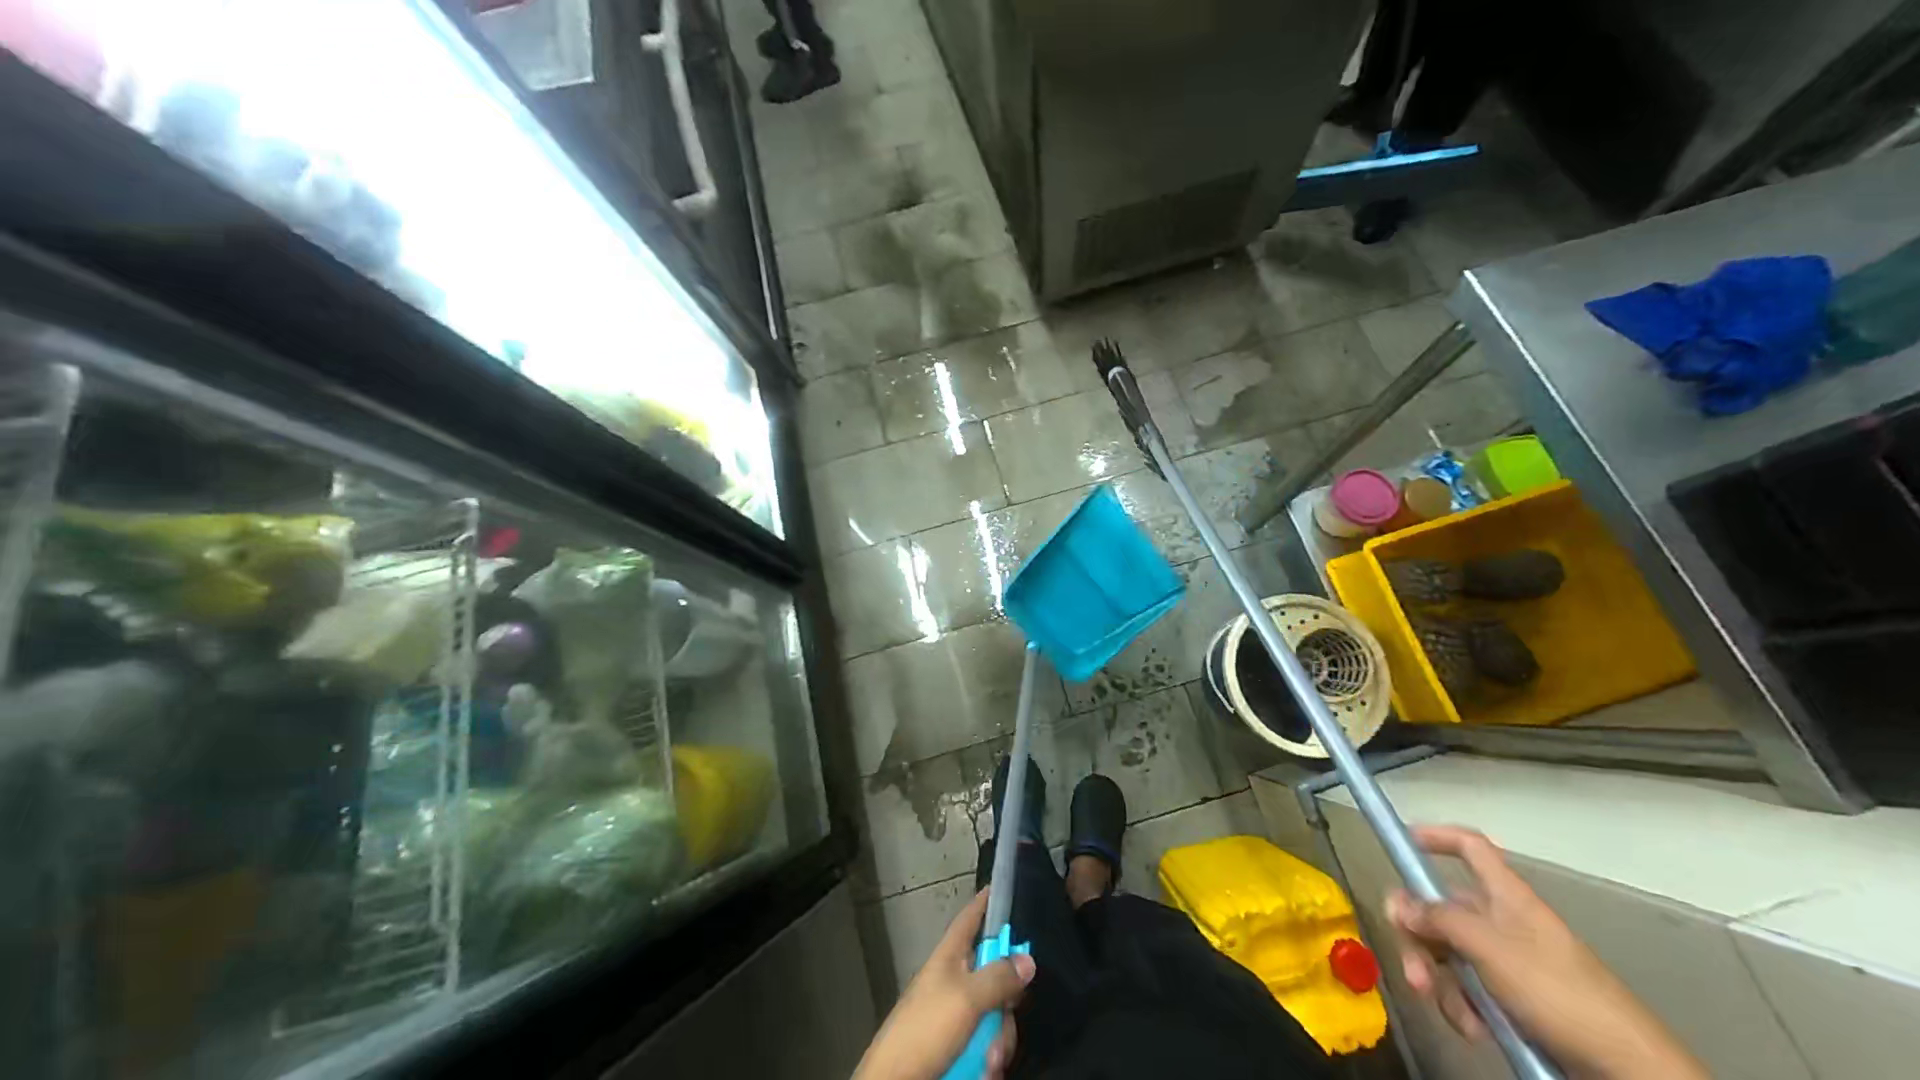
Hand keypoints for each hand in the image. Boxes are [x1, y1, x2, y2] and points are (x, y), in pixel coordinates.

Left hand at [852, 888, 1035, 1079]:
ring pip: (996, 1016)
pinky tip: (985, 1073)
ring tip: (989, 1063)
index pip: (970, 919)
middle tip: (1008, 1014)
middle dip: (1006, 1002)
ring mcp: (956, 1016)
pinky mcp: (959, 1046)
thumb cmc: (926, 1029)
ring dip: (999, 1041)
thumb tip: (1027, 958)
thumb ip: (998, 978)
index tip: (1001, 888)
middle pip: (995, 975)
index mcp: (949, 958)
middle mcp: (955, 982)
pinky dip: (990, 1061)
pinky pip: (988, 1044)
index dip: (985, 903)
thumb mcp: (966, 999)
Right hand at [1385, 826, 1709, 1079]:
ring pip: (1449, 953)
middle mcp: (1503, 922)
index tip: (1402, 843)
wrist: (1625, 1069)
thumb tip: (1402, 904)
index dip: (1437, 838)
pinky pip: (1467, 988)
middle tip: (1411, 964)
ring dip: (1437, 978)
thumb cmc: (1559, 993)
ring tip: (1442, 1004)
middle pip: (1443, 909)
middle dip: (1418, 936)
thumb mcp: (1491, 949)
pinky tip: (1473, 1026)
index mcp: (1506, 897)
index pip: (1470, 848)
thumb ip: (1441, 919)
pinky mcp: (1512, 1000)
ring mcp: (1508, 963)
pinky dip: (1461, 1005)